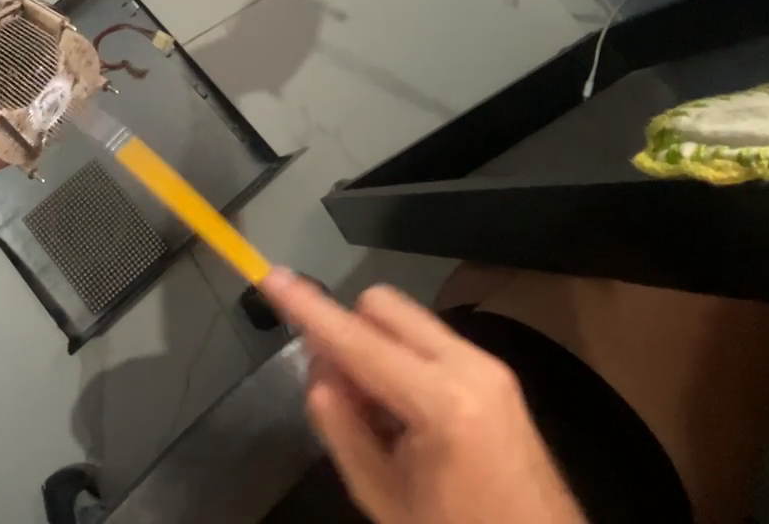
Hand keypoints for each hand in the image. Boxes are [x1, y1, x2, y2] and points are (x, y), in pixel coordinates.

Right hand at [260, 269, 586, 523]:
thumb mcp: (381, 494)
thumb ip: (339, 423)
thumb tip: (319, 369)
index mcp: (442, 402)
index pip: (356, 341)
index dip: (307, 309)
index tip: (271, 275)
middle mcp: (470, 366)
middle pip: (380, 306)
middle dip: (349, 332)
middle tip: (344, 391)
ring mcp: (489, 366)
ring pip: (403, 321)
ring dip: (375, 349)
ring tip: (382, 416)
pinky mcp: (497, 373)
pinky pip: (428, 341)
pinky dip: (403, 361)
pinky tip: (409, 417)